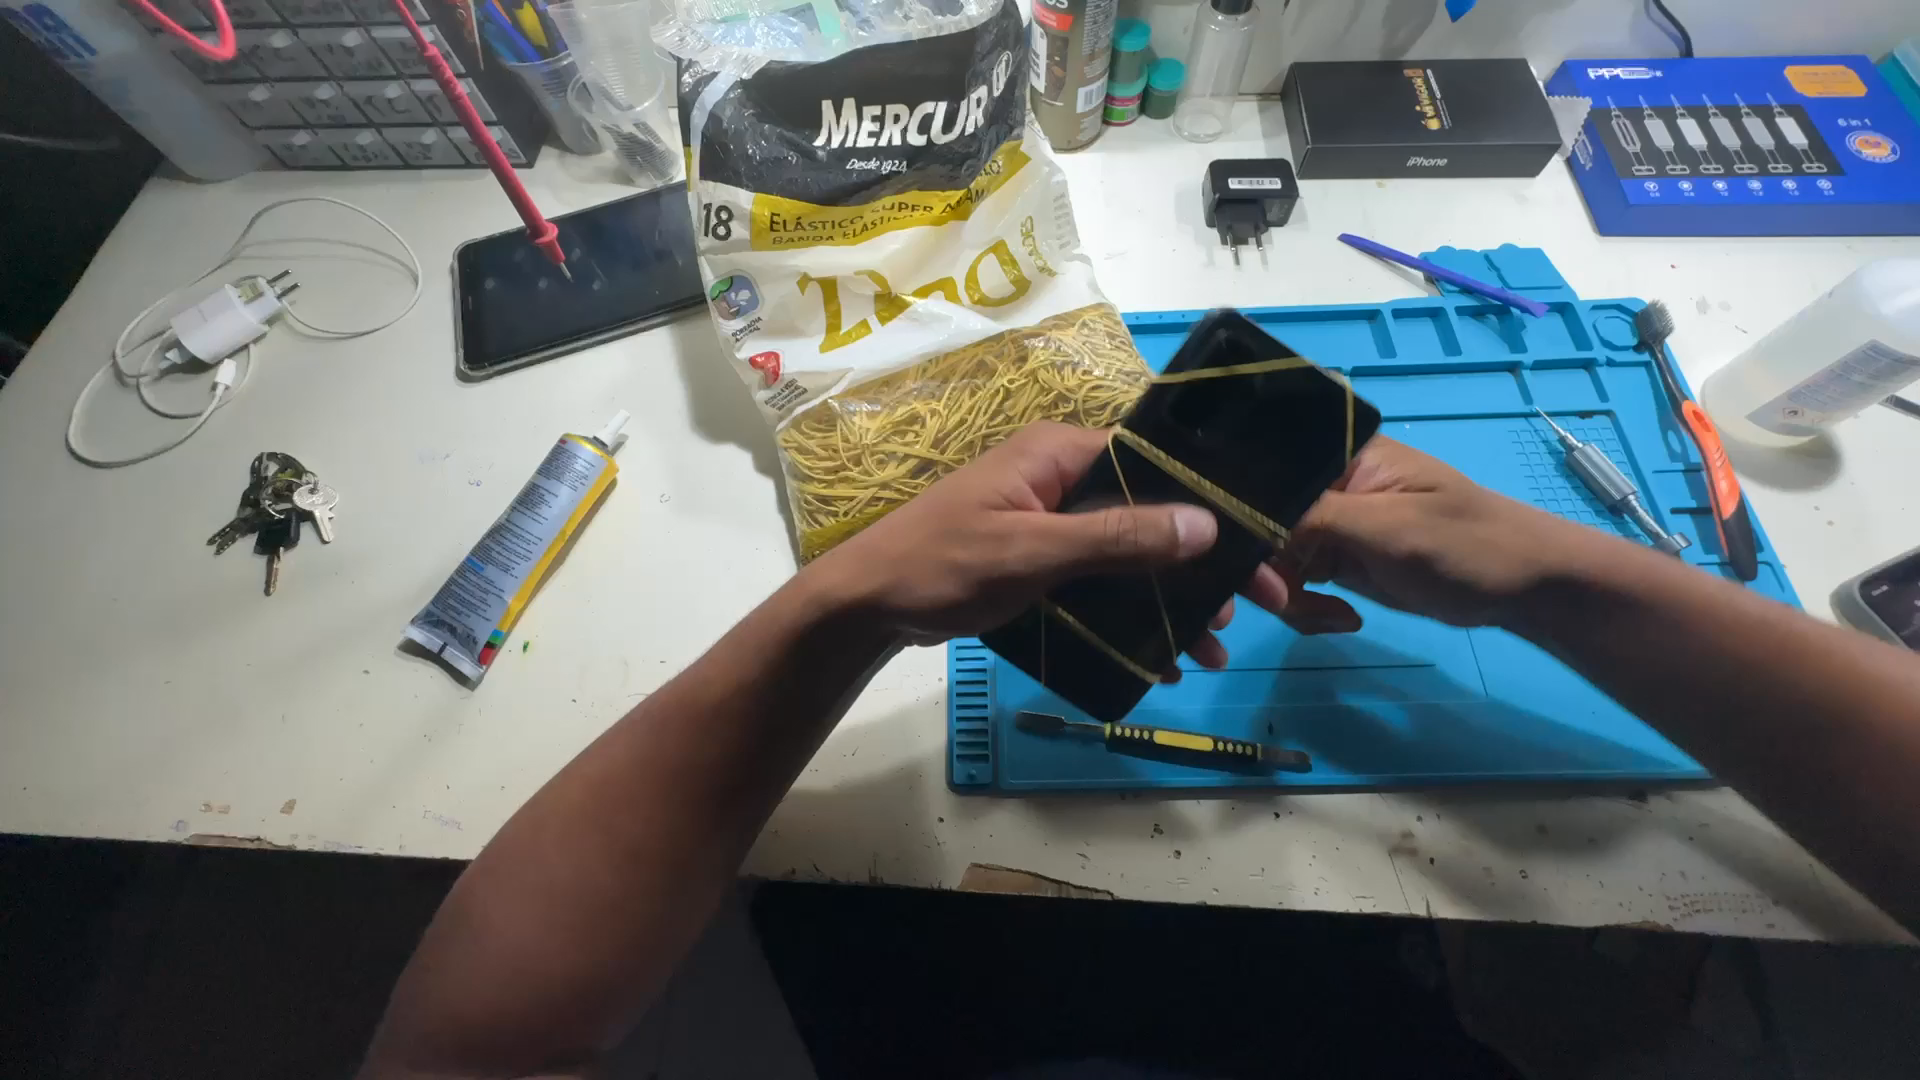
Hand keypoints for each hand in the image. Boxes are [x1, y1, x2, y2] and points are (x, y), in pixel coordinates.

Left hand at [805, 421, 1234, 673]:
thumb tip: (1204, 524)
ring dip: (1166, 597)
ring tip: (1209, 646)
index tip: (1259, 552)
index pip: (1153, 466)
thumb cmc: (943, 565)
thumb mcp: (1032, 551)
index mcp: (1058, 455)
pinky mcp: (1036, 559)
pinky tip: (1158, 654)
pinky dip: (1126, 611)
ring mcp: (1046, 522)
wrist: (868, 604)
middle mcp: (1058, 480)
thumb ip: (1114, 537)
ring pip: (1125, 553)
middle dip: (1196, 564)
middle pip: (1147, 514)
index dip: (1209, 508)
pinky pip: (1095, 579)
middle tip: (1250, 609)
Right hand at [1245, 437, 1587, 628]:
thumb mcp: (1385, 526)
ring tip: (1332, 617)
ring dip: (1288, 597)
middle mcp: (1319, 485)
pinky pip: (1289, 584)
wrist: (1523, 590)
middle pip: (1255, 524)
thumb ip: (1309, 516)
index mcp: (1332, 455)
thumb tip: (1239, 516)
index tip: (1251, 560)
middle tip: (1288, 601)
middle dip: (1266, 570)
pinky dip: (1304, 607)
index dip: (1242, 516)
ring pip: (1266, 560)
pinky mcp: (1328, 559)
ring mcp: (1322, 524)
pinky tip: (1340, 618)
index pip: (1260, 476)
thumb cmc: (1464, 544)